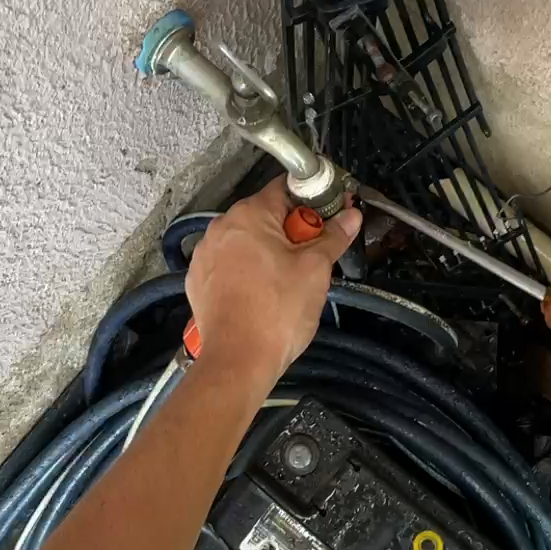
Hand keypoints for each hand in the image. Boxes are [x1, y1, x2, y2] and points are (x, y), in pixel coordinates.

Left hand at [186, 177, 360, 387]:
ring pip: (249, 241)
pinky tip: (266, 293)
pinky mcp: (200, 280)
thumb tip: (350, 217)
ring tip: (291, 280)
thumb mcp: (316, 270)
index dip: (314, 201)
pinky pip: (231, 264)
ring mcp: (206, 255)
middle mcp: (221, 229)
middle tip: (315, 256)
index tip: (330, 217)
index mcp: (249, 216)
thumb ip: (333, 237)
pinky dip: (249, 271)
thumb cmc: (275, 315)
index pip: (286, 188)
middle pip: (267, 215)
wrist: (239, 361)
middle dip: (294, 231)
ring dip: (272, 252)